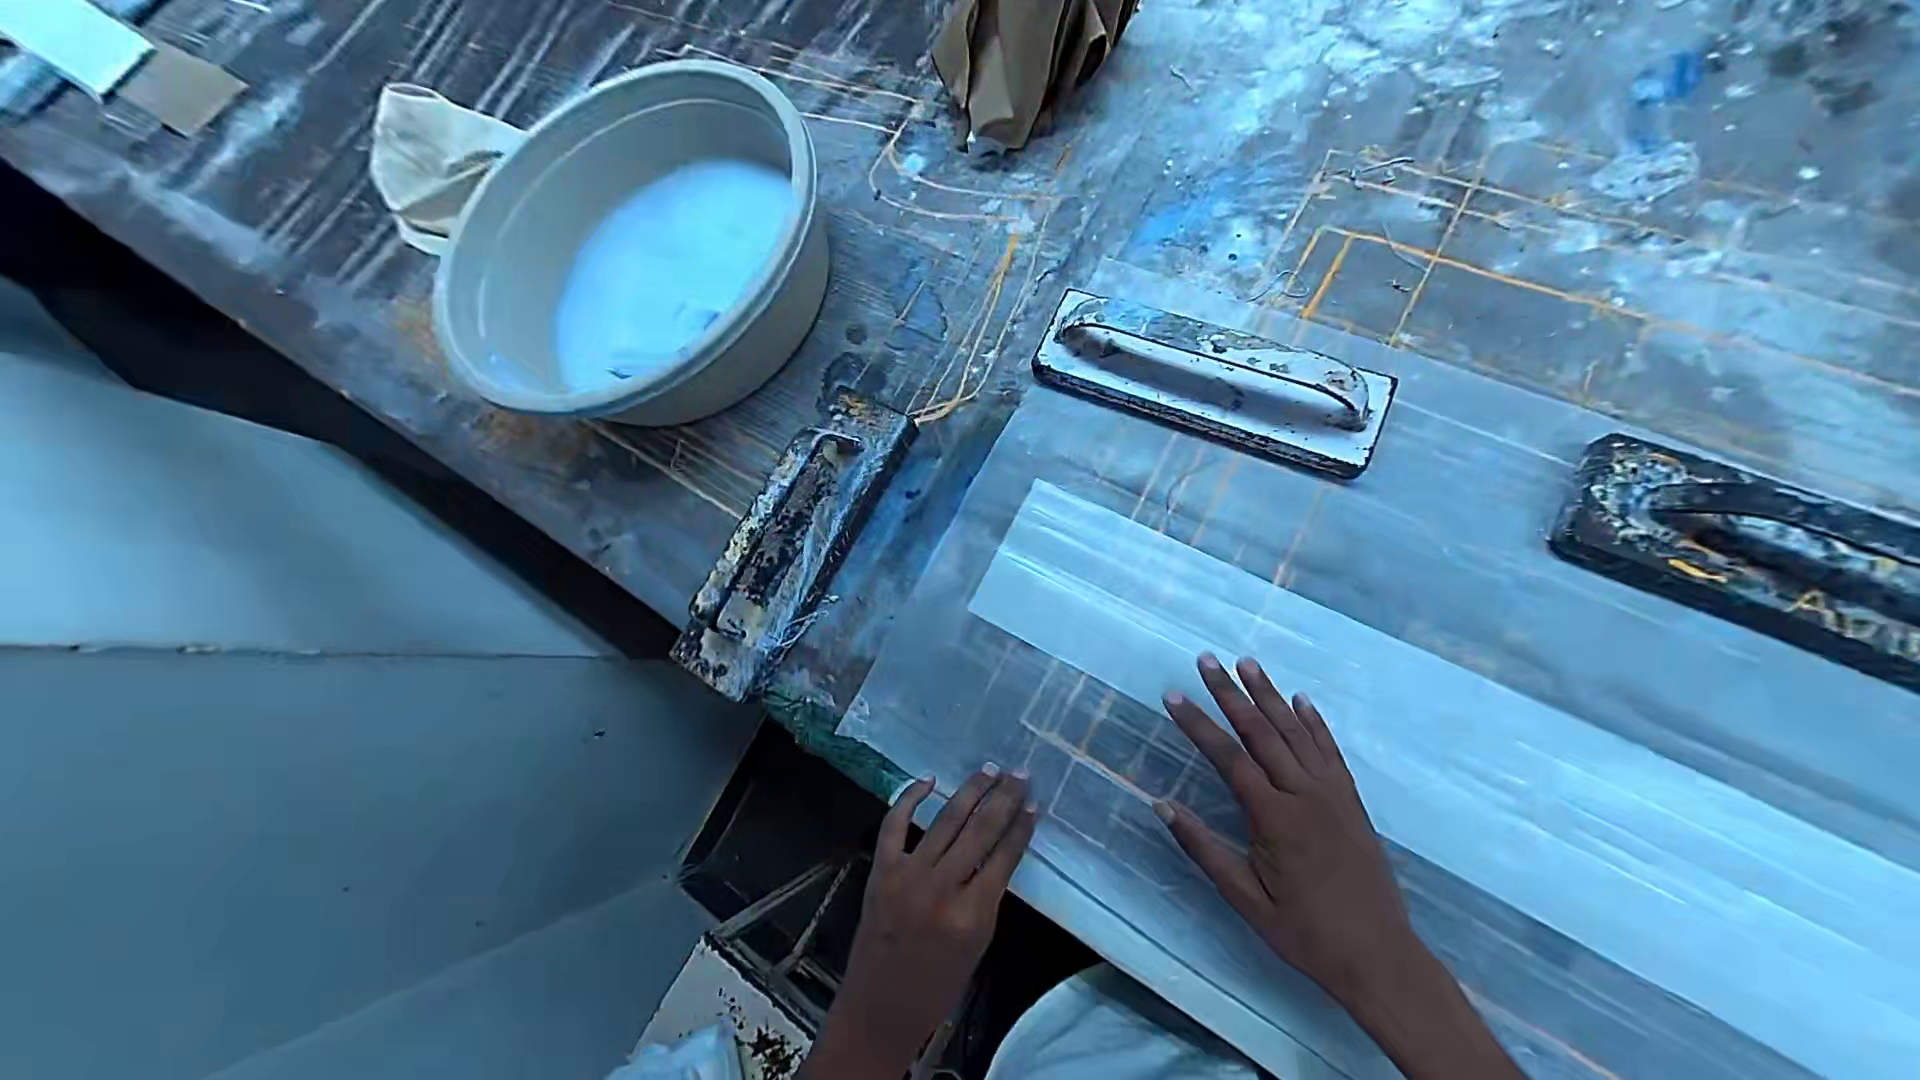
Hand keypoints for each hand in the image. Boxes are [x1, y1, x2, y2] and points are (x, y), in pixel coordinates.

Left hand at [799, 767, 1036, 1079]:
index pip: (1004, 856)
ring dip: (970, 791)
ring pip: (945, 820)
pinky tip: (929, 780)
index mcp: (972, 915)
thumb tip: (1002, 846)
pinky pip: (895, 824)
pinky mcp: (881, 870)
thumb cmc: (938, 985)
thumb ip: (989, 894)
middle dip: (1003, 798)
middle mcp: (941, 889)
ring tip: (988, 770)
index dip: (1021, 826)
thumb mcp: (978, 944)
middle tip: (1019, 773)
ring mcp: (907, 875)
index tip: (1033, 802)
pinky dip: (910, 797)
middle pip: (979, 830)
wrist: (879, 1008)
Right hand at [1156, 653, 1410, 999]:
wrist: (1382, 960)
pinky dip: (1315, 722)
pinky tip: (1302, 700)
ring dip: (1269, 695)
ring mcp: (1333, 795)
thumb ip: (1203, 848)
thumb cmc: (1306, 933)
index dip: (1198, 724)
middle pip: (1262, 732)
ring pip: (1296, 732)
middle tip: (1207, 660)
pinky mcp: (1352, 802)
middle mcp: (1305, 795)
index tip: (1174, 695)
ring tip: (1247, 663)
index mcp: (1275, 818)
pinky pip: (1330, 751)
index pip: (1228, 757)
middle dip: (1230, 693)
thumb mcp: (1245, 899)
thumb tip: (1160, 805)